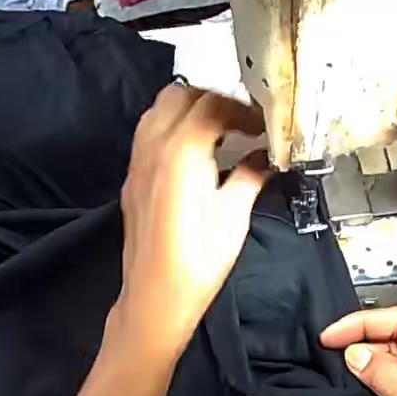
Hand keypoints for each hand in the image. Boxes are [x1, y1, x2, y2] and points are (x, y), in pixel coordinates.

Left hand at [110, 84, 269, 361]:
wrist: (154, 299)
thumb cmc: (197, 264)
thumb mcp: (234, 217)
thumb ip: (251, 175)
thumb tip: (266, 156)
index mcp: (180, 154)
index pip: (211, 105)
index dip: (242, 110)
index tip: (261, 126)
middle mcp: (152, 150)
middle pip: (181, 96)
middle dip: (214, 101)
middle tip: (240, 124)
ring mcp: (136, 165)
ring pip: (158, 111)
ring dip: (189, 111)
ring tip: (218, 134)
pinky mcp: (130, 181)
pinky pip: (147, 136)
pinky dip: (170, 130)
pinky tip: (192, 155)